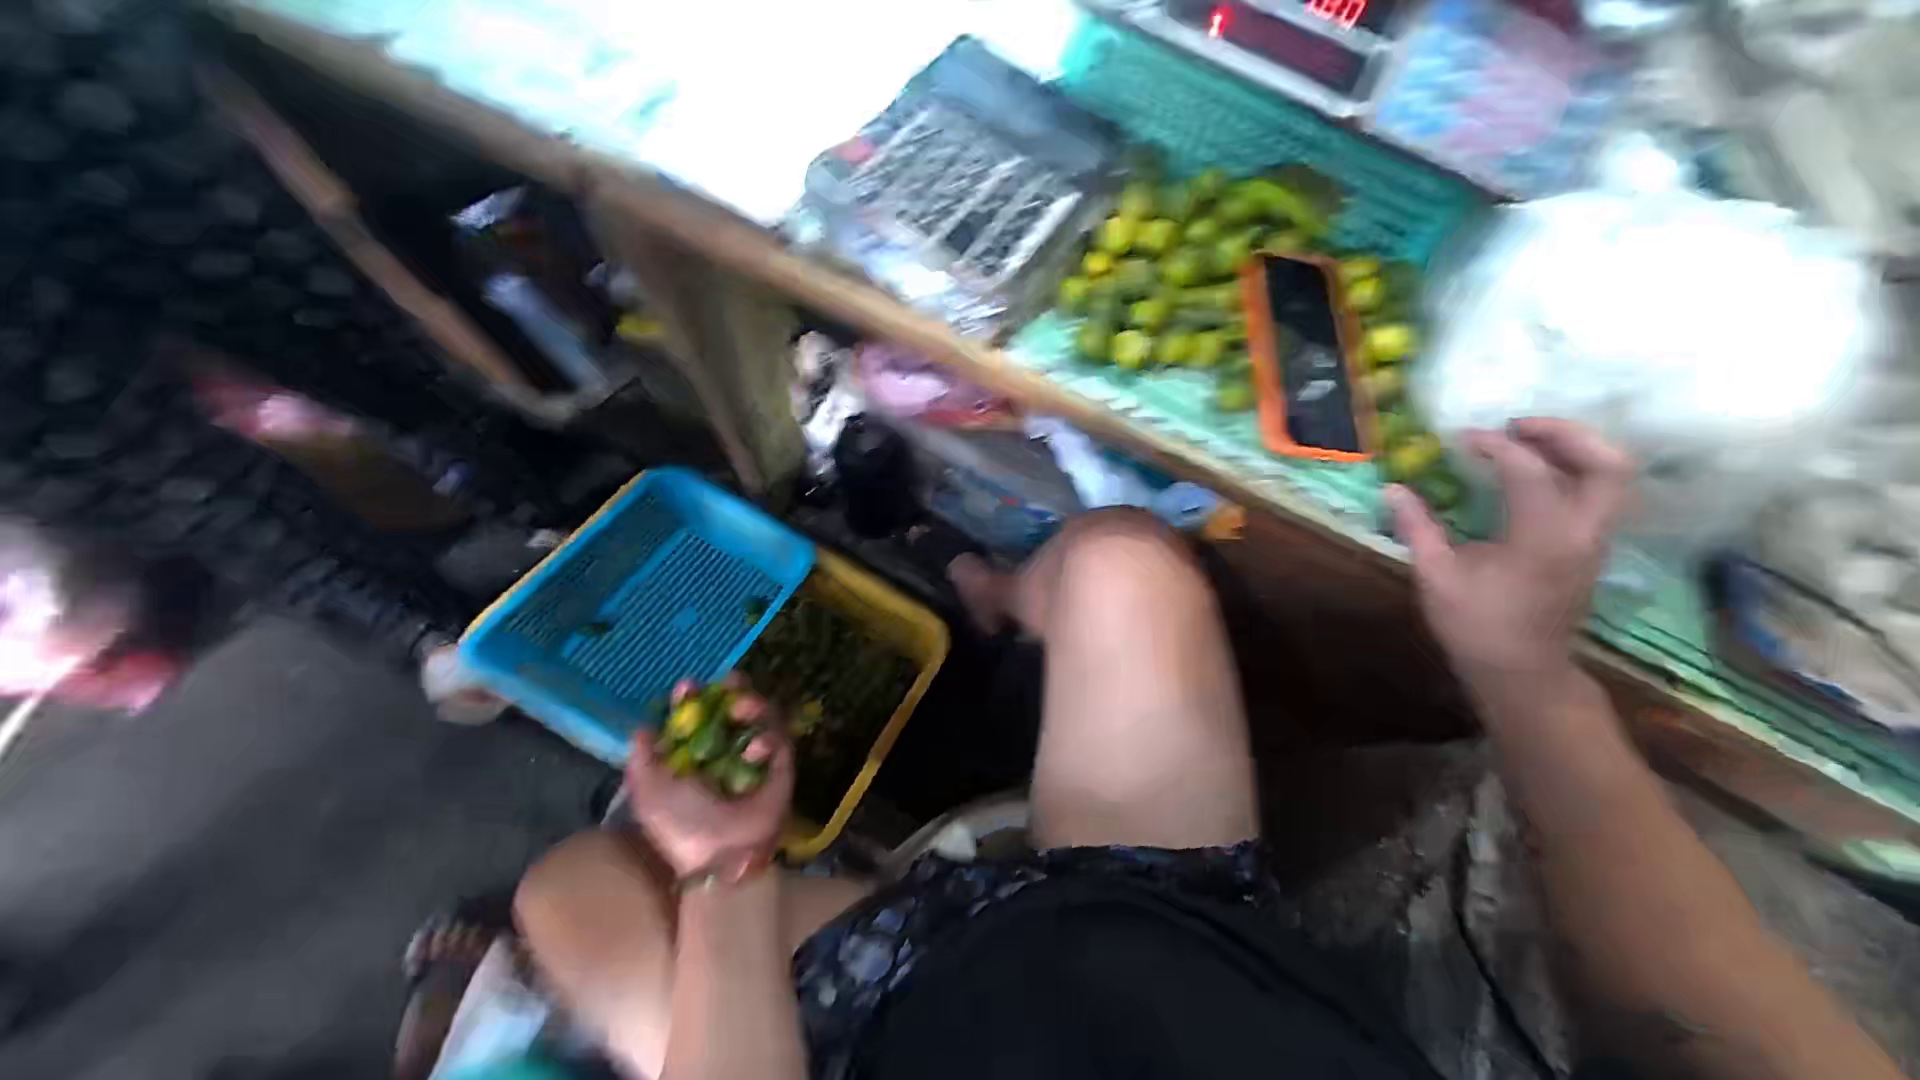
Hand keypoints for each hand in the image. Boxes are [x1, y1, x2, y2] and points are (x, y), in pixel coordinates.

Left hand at [627, 676, 793, 882]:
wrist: (722, 854)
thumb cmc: (681, 824)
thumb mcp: (649, 793)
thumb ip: (642, 760)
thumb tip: (642, 729)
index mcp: (695, 755)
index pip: (697, 716)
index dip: (692, 698)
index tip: (688, 685)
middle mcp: (727, 750)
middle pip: (735, 706)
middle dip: (733, 689)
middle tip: (731, 683)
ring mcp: (756, 756)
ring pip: (761, 715)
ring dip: (753, 704)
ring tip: (742, 708)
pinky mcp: (781, 764)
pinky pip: (779, 738)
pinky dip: (766, 739)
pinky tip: (754, 752)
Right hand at [1389, 418, 1630, 686]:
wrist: (1521, 669)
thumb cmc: (1475, 625)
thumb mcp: (1435, 576)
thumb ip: (1418, 528)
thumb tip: (1394, 489)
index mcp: (1542, 540)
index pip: (1530, 472)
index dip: (1495, 446)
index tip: (1462, 439)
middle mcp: (1582, 534)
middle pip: (1606, 464)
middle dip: (1565, 434)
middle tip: (1517, 425)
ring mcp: (1594, 541)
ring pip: (1613, 477)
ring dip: (1576, 449)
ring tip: (1527, 440)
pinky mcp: (1590, 547)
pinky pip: (1599, 493)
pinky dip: (1574, 469)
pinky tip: (1534, 472)